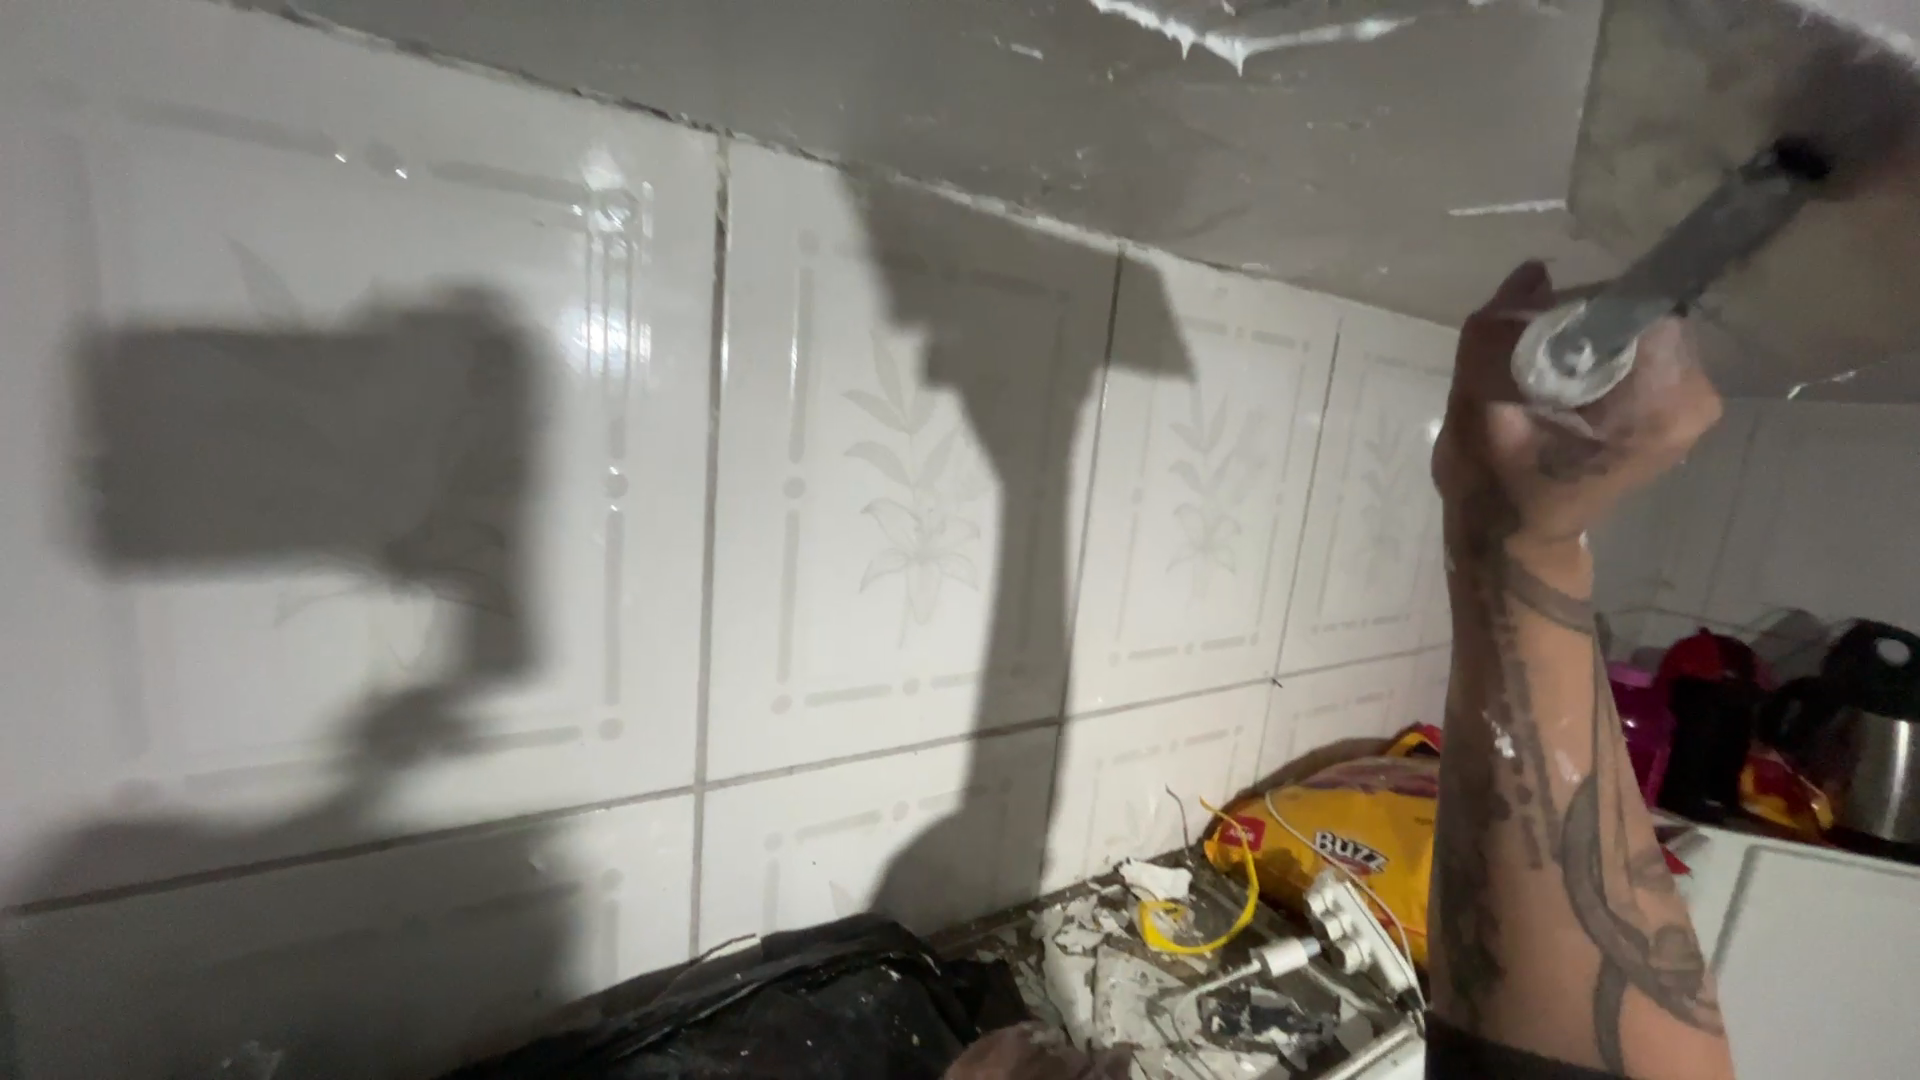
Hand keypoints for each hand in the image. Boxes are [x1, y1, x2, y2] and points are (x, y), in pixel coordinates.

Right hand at [1433, 260, 1722, 555]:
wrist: (1511, 538)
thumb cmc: (1491, 487)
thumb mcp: (1477, 413)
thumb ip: (1499, 341)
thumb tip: (1531, 271)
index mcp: (1656, 404)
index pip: (1634, 311)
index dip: (1574, 310)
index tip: (1524, 334)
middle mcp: (1694, 399)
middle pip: (1640, 319)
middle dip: (1575, 326)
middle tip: (1518, 358)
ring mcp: (1692, 406)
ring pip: (1636, 335)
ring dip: (1580, 343)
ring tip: (1532, 379)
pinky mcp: (1676, 410)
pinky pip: (1637, 356)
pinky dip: (1592, 360)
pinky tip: (1553, 388)